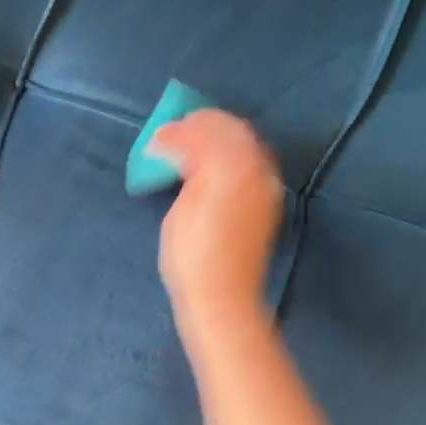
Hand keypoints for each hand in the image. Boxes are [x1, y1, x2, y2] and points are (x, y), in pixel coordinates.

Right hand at [150, 111, 283, 346]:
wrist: (222, 296)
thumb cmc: (191, 256)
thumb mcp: (181, 208)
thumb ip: (187, 167)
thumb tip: (180, 146)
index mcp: (232, 164)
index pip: (208, 128)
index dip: (181, 129)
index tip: (158, 137)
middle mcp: (256, 167)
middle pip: (231, 131)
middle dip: (202, 129)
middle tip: (174, 137)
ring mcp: (266, 185)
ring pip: (244, 146)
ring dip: (217, 142)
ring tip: (190, 154)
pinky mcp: (267, 202)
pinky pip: (251, 165)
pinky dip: (230, 160)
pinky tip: (211, 173)